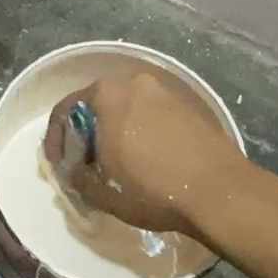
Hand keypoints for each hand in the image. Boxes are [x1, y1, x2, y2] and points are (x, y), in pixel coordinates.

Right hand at [42, 70, 244, 235]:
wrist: (222, 193)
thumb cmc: (153, 190)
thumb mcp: (102, 192)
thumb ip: (78, 178)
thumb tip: (76, 171)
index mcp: (107, 95)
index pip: (65, 111)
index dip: (55, 140)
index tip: (59, 165)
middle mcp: (134, 83)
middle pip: (98, 106)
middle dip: (88, 135)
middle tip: (88, 165)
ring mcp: (166, 92)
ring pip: (128, 110)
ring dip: (117, 133)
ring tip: (119, 165)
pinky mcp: (190, 107)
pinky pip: (153, 116)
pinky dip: (143, 133)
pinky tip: (149, 161)